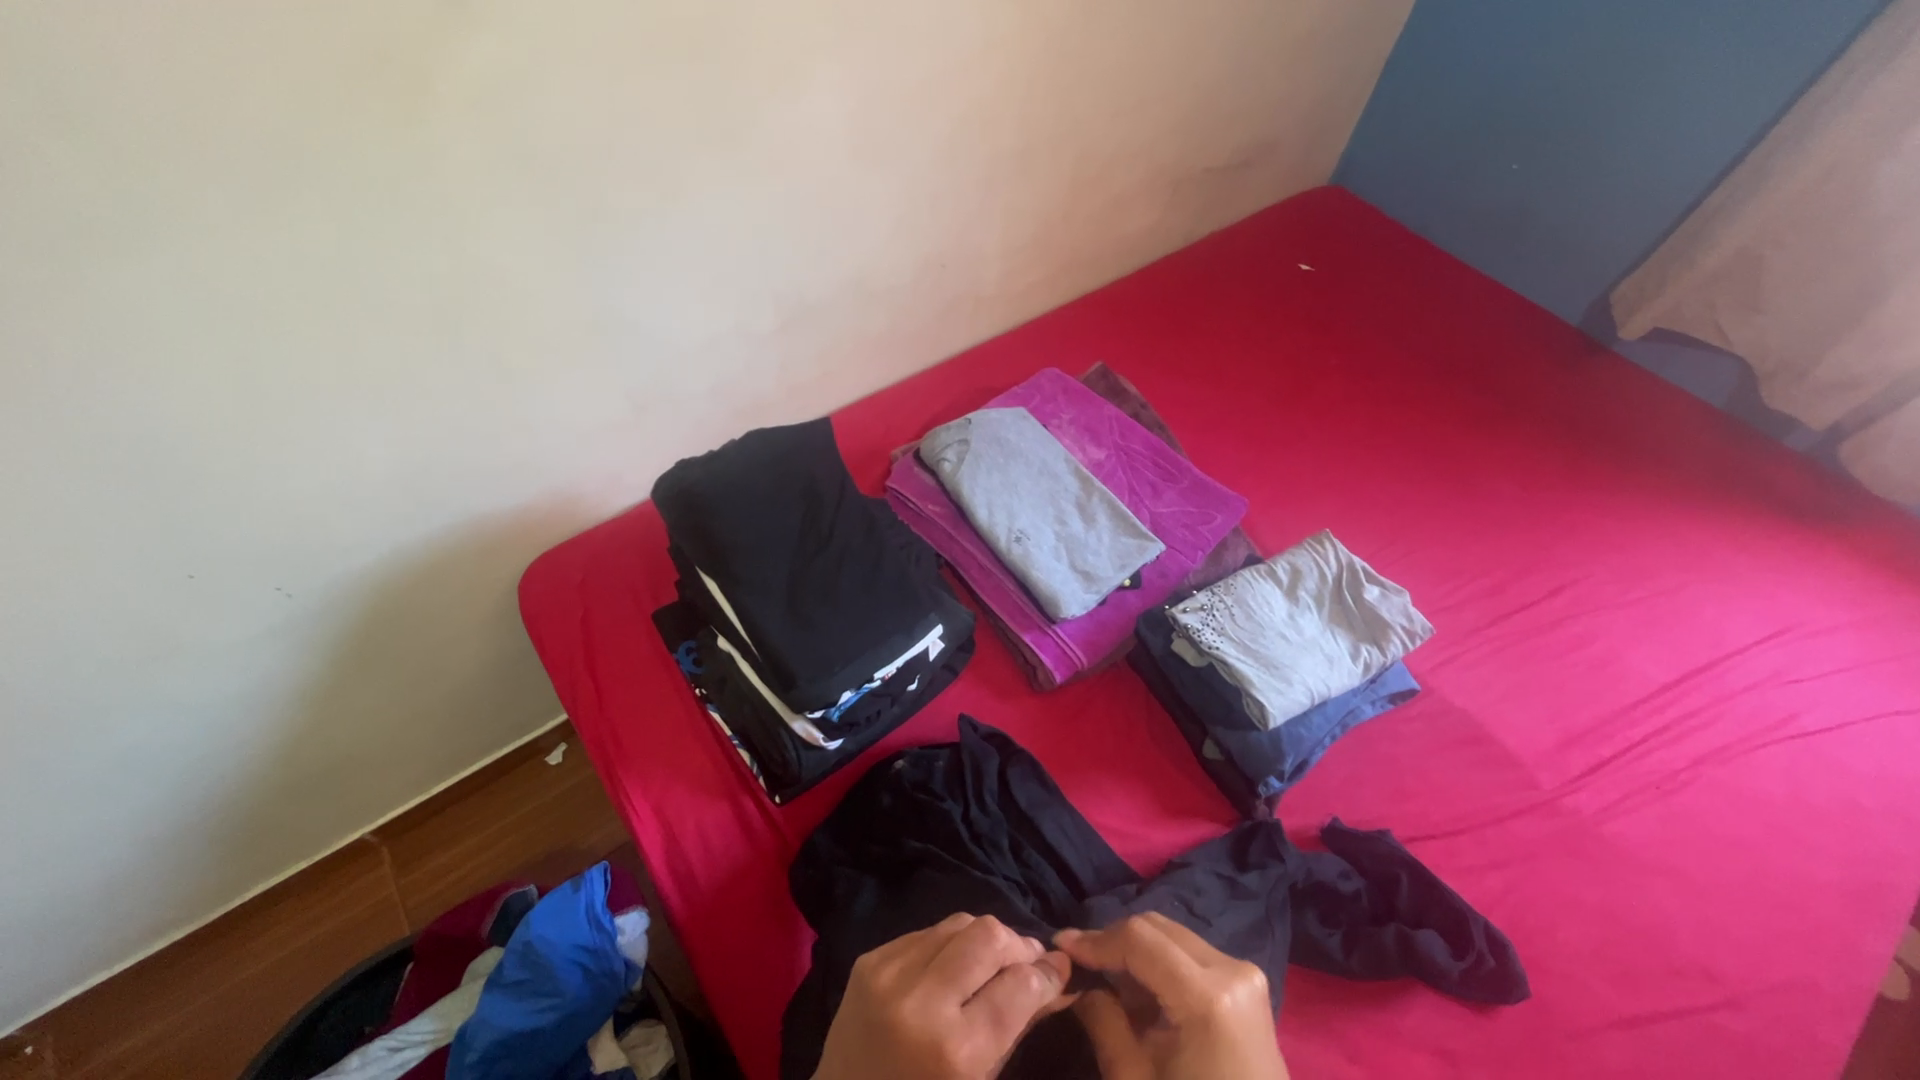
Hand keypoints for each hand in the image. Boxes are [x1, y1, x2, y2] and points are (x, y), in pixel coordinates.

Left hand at [813, 913, 1075, 1079]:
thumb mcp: (980, 1079)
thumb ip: (1019, 1024)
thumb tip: (1057, 974)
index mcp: (957, 1050)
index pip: (1021, 984)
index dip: (1048, 973)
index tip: (1058, 970)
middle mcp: (922, 1003)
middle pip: (989, 936)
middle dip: (1018, 945)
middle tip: (1025, 963)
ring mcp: (890, 975)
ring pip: (959, 922)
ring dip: (984, 939)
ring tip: (990, 962)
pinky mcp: (869, 961)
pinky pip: (927, 931)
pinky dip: (948, 944)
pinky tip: (951, 967)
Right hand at [1054, 913, 1287, 1079]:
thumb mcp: (1134, 1079)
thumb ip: (1103, 1020)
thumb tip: (1080, 984)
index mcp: (1207, 996)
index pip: (1139, 939)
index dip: (1095, 939)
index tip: (1060, 947)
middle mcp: (1231, 969)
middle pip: (1157, 928)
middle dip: (1113, 941)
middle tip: (1079, 963)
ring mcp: (1244, 975)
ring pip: (1173, 937)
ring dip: (1136, 950)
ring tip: (1105, 979)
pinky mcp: (1247, 985)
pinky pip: (1191, 955)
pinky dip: (1160, 964)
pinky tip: (1139, 992)